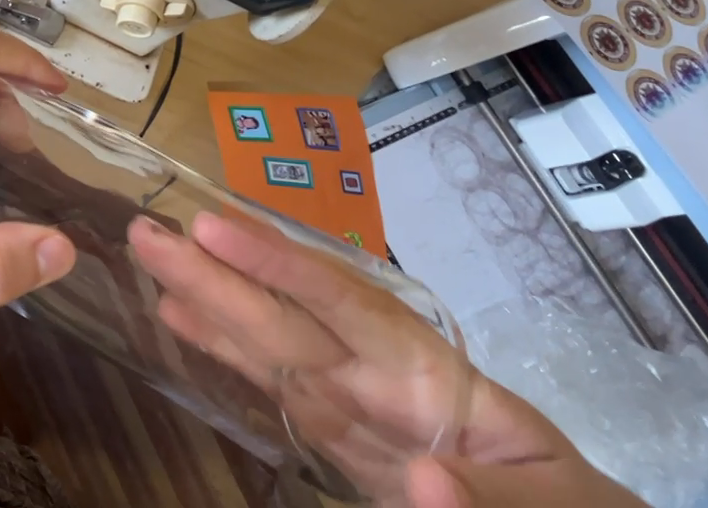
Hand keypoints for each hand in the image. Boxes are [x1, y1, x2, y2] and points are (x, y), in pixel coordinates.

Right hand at [131, 212, 644, 507]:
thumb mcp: (563, 506)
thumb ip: (500, 499)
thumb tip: (420, 476)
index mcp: (430, 371)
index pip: (343, 302)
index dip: (276, 262)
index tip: (214, 227)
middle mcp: (374, 371)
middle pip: (286, 317)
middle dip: (215, 274)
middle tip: (145, 232)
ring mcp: (346, 399)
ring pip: (264, 340)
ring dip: (203, 297)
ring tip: (147, 251)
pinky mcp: (330, 432)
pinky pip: (266, 382)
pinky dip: (218, 348)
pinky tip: (174, 315)